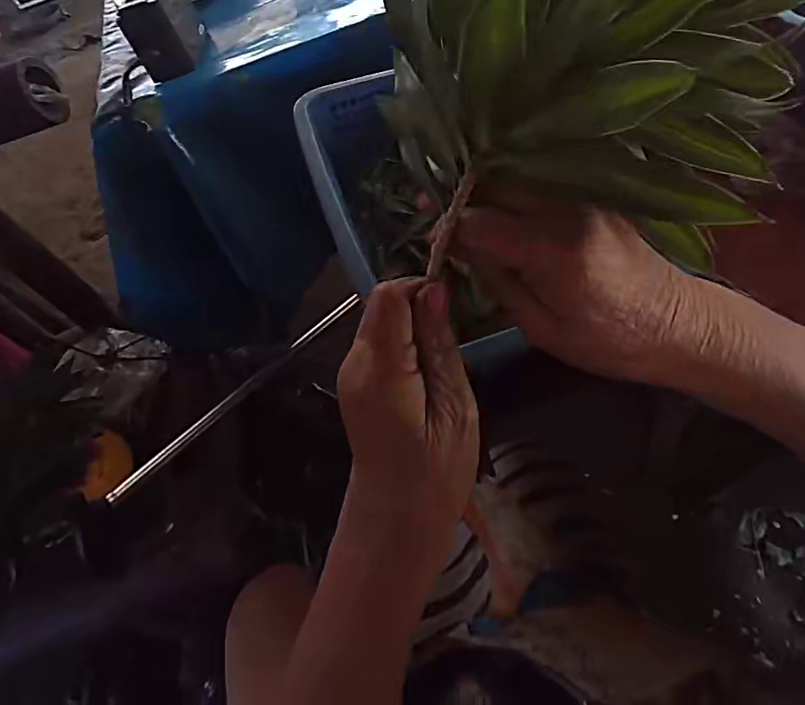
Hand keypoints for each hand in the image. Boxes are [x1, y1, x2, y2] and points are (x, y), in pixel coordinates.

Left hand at [336, 278, 479, 530]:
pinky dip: (398, 339)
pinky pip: (374, 341)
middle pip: (378, 304)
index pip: (388, 297)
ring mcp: (348, 372)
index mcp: (382, 369)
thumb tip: (434, 290)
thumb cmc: (437, 473)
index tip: (449, 303)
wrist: (395, 518)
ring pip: (375, 319)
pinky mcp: (351, 381)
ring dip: (407, 321)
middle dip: (414, 302)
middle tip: (451, 330)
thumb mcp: (456, 408)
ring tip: (440, 352)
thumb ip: (440, 345)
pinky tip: (422, 367)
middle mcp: (355, 362)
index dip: (418, 287)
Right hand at [455, 188, 736, 383]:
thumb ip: (497, 280)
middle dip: (459, 196)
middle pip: (495, 186)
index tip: (432, 241)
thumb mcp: (542, 326)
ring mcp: (582, 198)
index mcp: (554, 251)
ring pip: (514, 178)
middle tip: (428, 207)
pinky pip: (536, 184)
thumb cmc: (611, 342)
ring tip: (455, 205)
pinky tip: (493, 206)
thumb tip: (458, 247)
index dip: (449, 227)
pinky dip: (507, 191)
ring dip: (481, 189)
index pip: (481, 221)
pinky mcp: (591, 197)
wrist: (682, 325)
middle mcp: (566, 211)